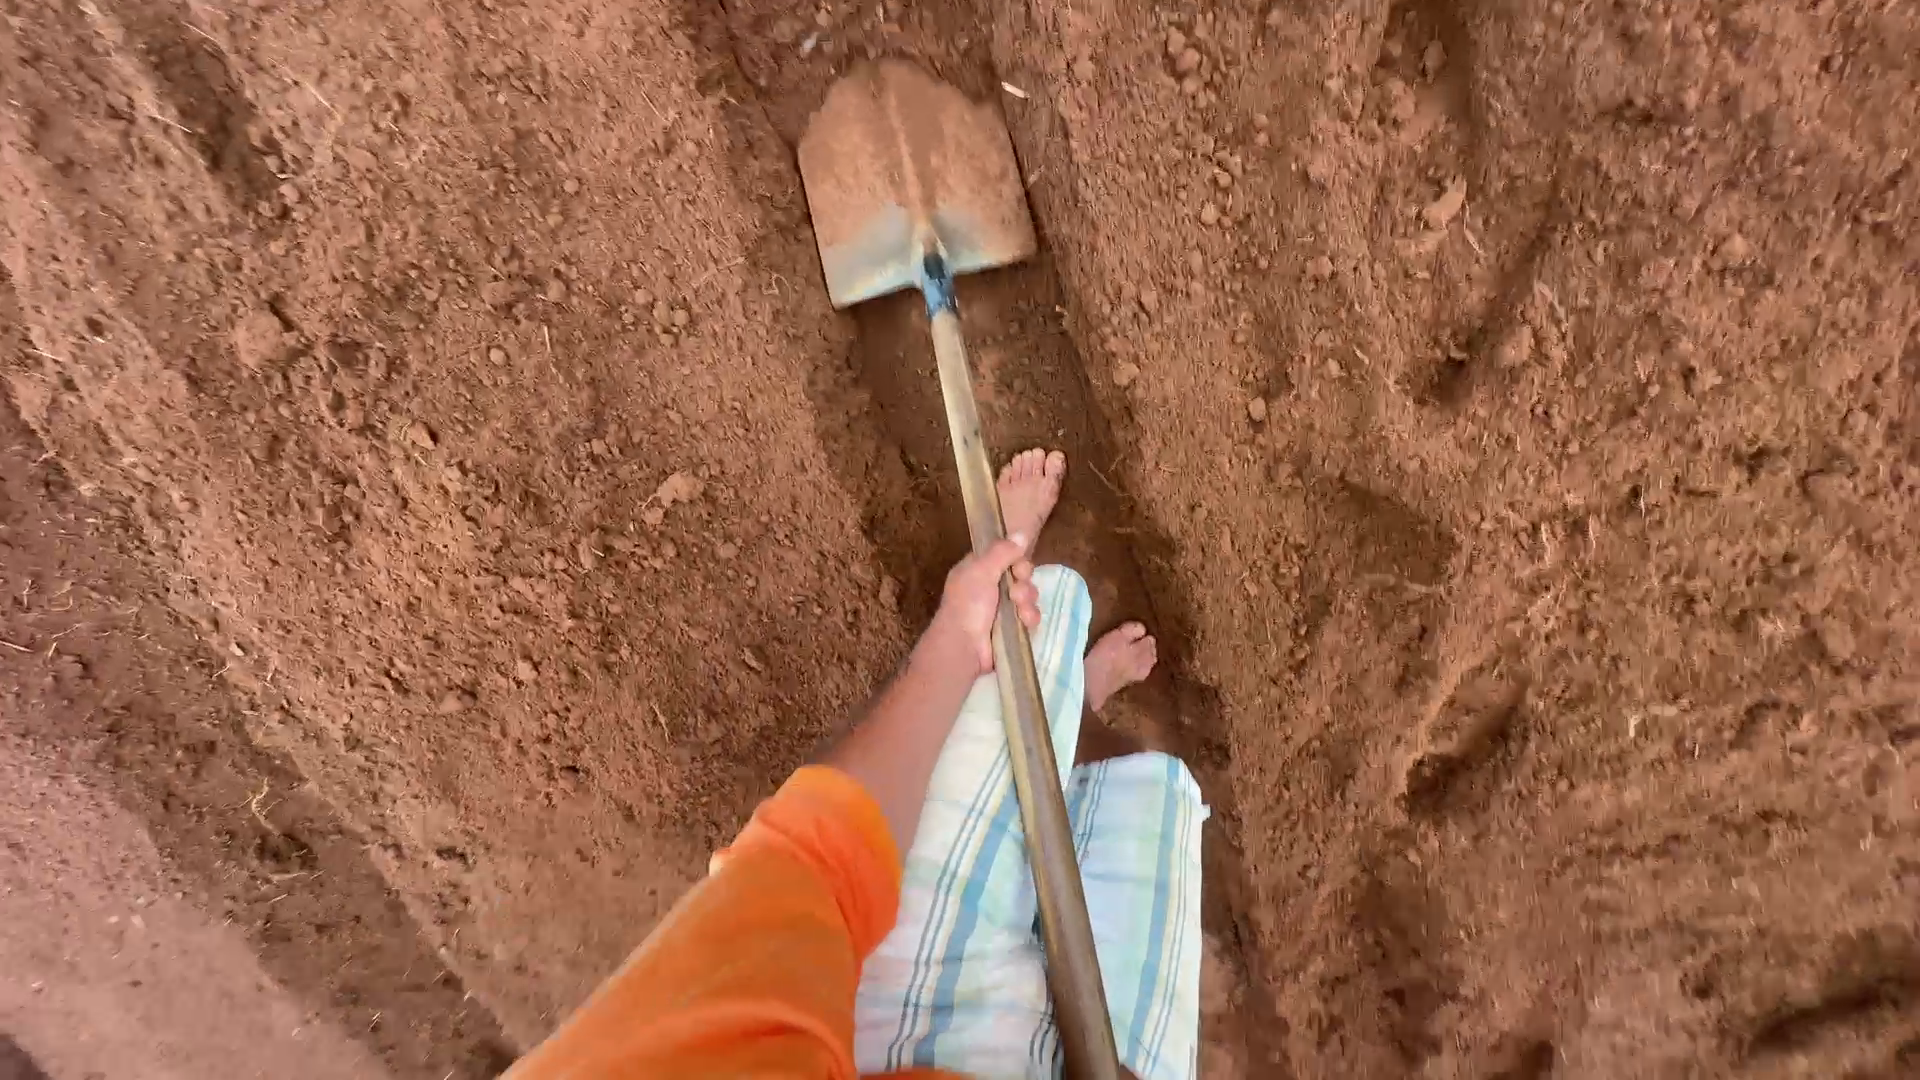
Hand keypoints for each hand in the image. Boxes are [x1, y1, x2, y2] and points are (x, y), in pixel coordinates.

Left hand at [923, 534, 1040, 674]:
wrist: (965, 646)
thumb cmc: (968, 604)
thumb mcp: (980, 571)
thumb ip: (1002, 551)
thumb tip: (1022, 532)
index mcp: (977, 570)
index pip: (1004, 556)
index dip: (1015, 559)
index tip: (1018, 564)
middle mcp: (989, 587)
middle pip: (1020, 575)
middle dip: (1024, 581)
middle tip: (1016, 590)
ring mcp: (1001, 609)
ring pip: (1027, 595)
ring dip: (1028, 600)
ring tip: (1019, 609)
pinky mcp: (1012, 628)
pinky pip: (1030, 616)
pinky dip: (1030, 617)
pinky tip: (1024, 622)